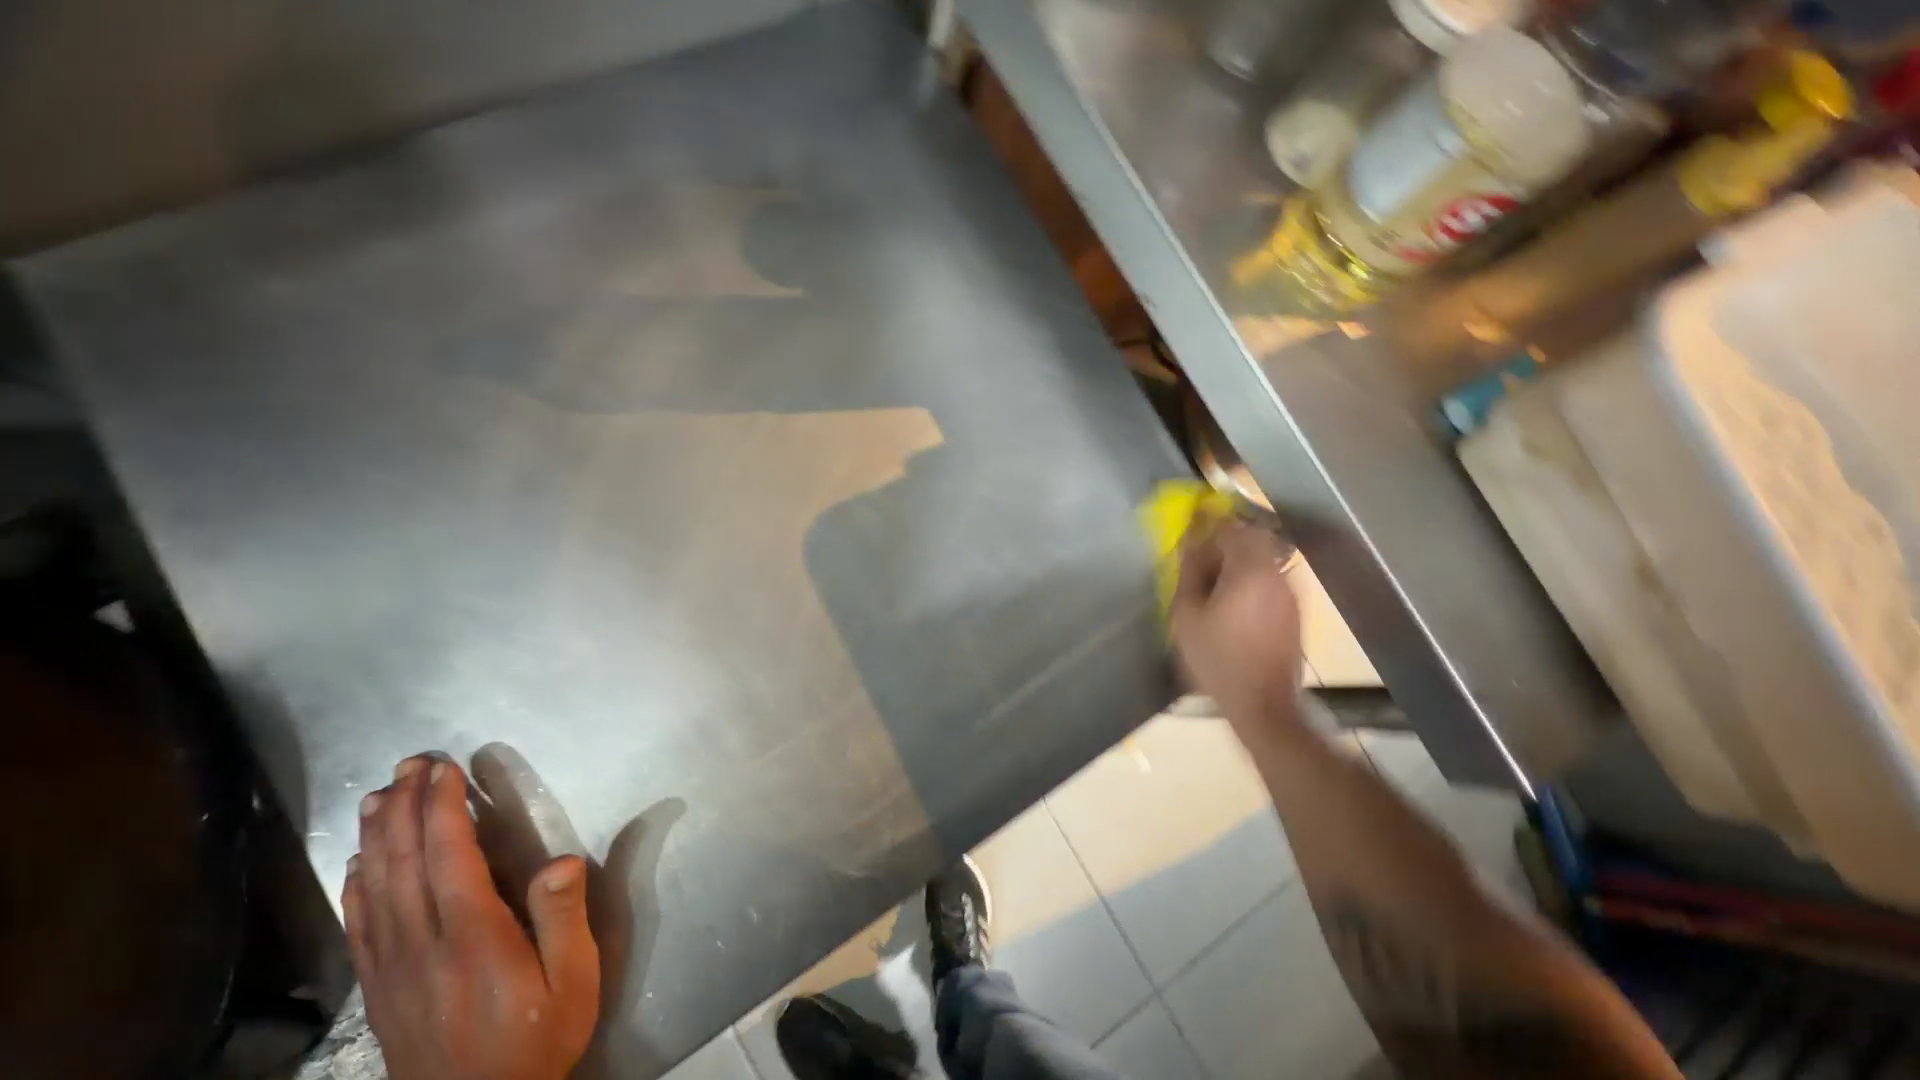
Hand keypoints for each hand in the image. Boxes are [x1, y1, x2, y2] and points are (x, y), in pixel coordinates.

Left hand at [343, 756, 599, 1079]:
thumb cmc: (537, 1040)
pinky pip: (359, 925)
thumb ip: (564, 920)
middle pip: (405, 861)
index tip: (445, 769)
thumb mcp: (572, 982)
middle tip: (411, 764)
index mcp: (474, 937)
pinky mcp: (378, 988)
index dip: (445, 807)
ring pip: (375, 886)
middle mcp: (424, 944)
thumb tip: (561, 860)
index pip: (451, 856)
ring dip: (377, 835)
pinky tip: (357, 862)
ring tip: (379, 794)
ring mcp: (393, 967)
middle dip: (407, 806)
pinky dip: (355, 884)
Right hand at [1168, 516, 1304, 742]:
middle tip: (1200, 555)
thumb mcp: (1187, 617)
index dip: (1207, 522)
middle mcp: (1277, 574)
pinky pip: (1271, 580)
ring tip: (1214, 580)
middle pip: (1252, 539)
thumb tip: (1190, 542)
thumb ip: (1189, 573)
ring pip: (1264, 559)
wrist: (1263, 705)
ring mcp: (1291, 593)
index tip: (1189, 525)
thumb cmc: (1217, 661)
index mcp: (1250, 570)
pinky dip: (1252, 579)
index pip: (1230, 527)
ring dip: (1239, 560)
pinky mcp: (1296, 612)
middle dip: (1225, 540)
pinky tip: (1234, 602)